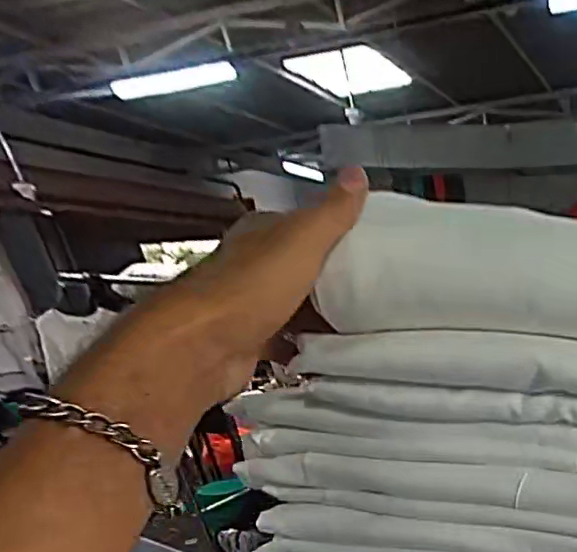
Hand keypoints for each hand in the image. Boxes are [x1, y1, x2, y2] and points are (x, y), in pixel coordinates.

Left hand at [57, 165, 367, 445]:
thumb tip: (357, 174)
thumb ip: (331, 214)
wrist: (206, 345)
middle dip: (333, 281)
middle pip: (302, 270)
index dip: (334, 235)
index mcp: (263, 235)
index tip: (367, 249)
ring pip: (296, 307)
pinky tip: (328, 352)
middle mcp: (253, 266)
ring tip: (358, 325)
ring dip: (322, 317)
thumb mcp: (301, 242)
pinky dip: (307, 347)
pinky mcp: (252, 340)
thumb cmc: (250, 289)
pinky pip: (289, 341)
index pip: (303, 226)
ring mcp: (251, 305)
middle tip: (370, 292)